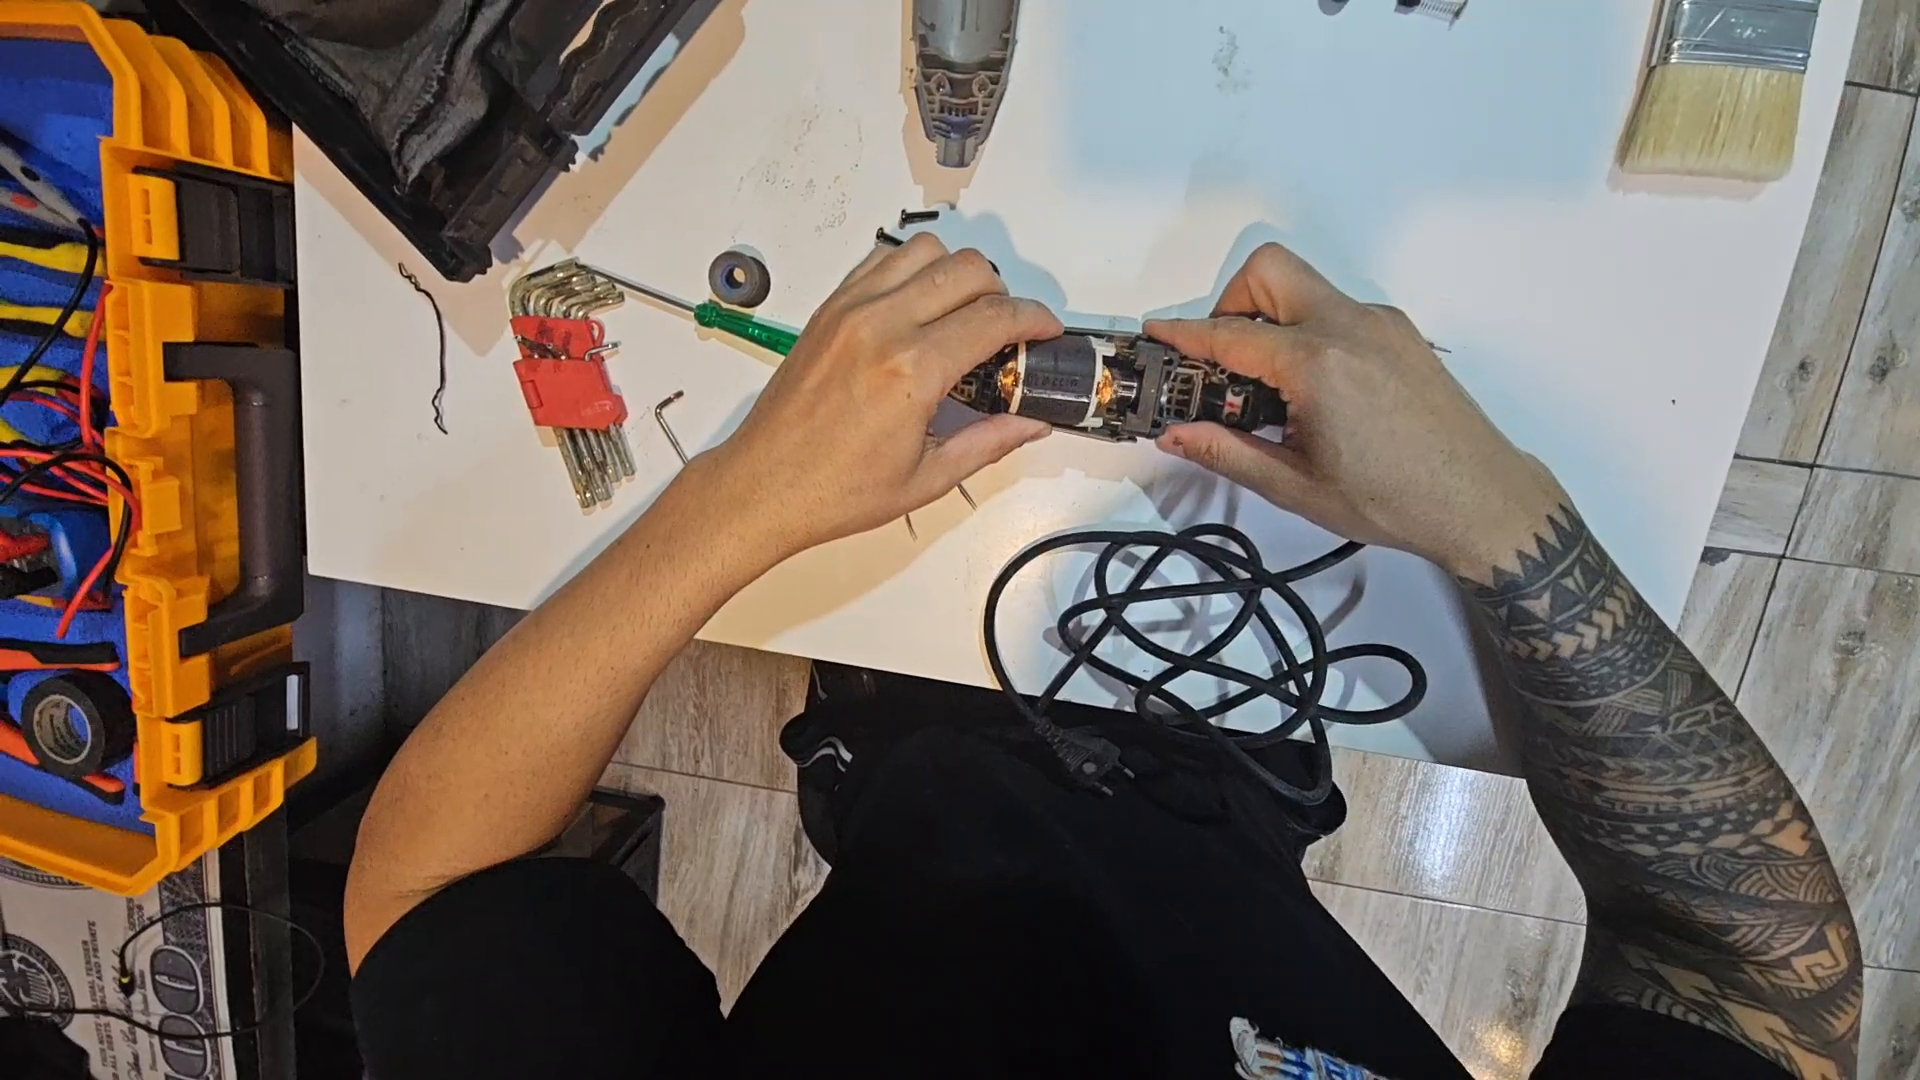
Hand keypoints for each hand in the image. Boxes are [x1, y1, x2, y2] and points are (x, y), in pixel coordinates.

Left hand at [703, 234, 1059, 555]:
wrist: (764, 487)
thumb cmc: (835, 491)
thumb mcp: (927, 478)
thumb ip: (989, 443)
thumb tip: (1031, 425)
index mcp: (912, 371)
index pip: (995, 317)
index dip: (1034, 318)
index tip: (1046, 330)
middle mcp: (881, 326)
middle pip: (968, 269)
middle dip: (1003, 293)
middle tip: (1007, 332)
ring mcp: (849, 310)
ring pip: (925, 252)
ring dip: (957, 274)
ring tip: (963, 315)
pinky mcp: (828, 310)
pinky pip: (881, 261)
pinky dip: (912, 271)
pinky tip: (919, 309)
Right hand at [1146, 242, 1562, 578]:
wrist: (1482, 500)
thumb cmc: (1387, 499)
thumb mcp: (1292, 485)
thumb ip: (1225, 451)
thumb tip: (1172, 434)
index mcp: (1318, 364)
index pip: (1232, 334)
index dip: (1184, 334)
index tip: (1154, 332)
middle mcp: (1350, 326)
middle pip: (1269, 271)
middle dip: (1229, 302)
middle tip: (1220, 358)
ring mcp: (1381, 323)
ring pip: (1304, 285)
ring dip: (1267, 316)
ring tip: (1262, 383)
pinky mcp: (1400, 332)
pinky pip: (1333, 308)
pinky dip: (1303, 329)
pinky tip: (1306, 387)